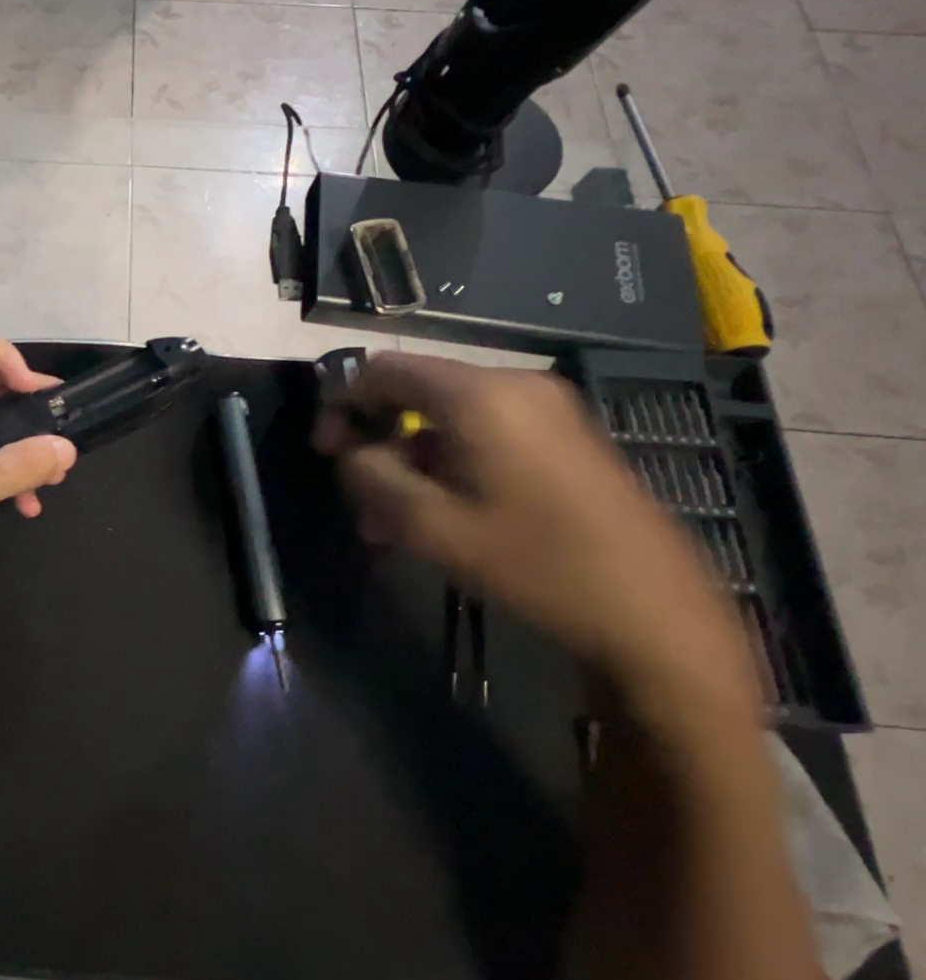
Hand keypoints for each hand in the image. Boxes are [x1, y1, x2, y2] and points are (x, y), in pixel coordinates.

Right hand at [314, 353, 757, 704]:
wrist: (653, 610)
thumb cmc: (536, 563)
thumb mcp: (432, 526)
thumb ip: (373, 478)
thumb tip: (350, 454)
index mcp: (479, 396)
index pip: (383, 369)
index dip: (342, 404)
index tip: (327, 453)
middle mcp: (513, 385)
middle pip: (415, 392)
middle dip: (376, 441)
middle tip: (360, 499)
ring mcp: (545, 410)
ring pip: (446, 420)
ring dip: (408, 463)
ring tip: (390, 525)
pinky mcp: (562, 438)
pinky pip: (483, 434)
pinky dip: (447, 465)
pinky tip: (438, 518)